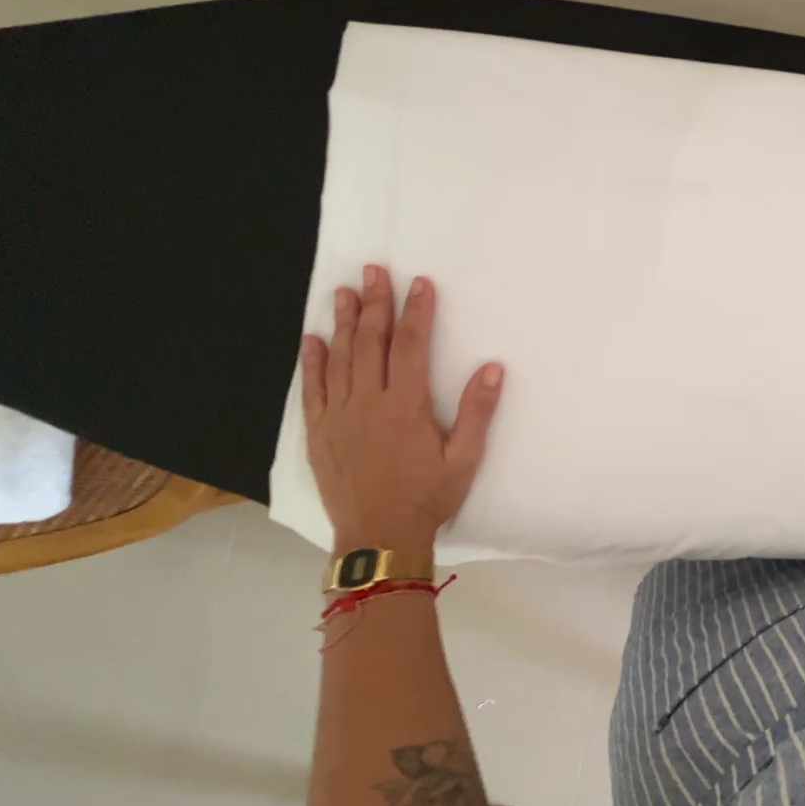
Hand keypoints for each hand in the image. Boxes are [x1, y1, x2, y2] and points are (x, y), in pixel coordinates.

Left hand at [301, 265, 503, 554]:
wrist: (379, 534)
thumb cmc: (429, 495)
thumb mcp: (466, 457)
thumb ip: (477, 412)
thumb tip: (492, 368)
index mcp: (406, 406)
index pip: (412, 346)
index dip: (417, 312)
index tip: (420, 283)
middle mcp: (368, 402)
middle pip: (371, 343)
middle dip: (374, 304)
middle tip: (373, 271)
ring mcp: (339, 415)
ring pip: (339, 358)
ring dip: (343, 322)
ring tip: (343, 292)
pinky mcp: (320, 431)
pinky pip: (313, 388)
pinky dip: (312, 360)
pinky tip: (313, 339)